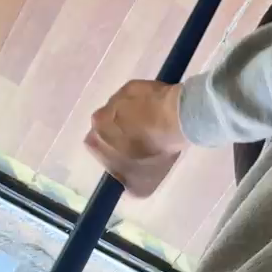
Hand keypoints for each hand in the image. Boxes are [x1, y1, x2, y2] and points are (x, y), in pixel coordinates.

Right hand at [85, 80, 189, 196]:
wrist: (176, 118)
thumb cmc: (155, 152)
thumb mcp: (142, 184)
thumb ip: (128, 186)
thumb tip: (126, 187)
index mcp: (95, 140)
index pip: (98, 148)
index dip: (114, 151)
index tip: (131, 153)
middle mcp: (99, 116)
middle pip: (109, 126)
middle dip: (123, 132)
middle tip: (145, 138)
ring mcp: (116, 97)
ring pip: (122, 110)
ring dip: (134, 116)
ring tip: (156, 123)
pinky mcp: (133, 84)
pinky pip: (136, 96)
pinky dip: (146, 102)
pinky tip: (160, 110)